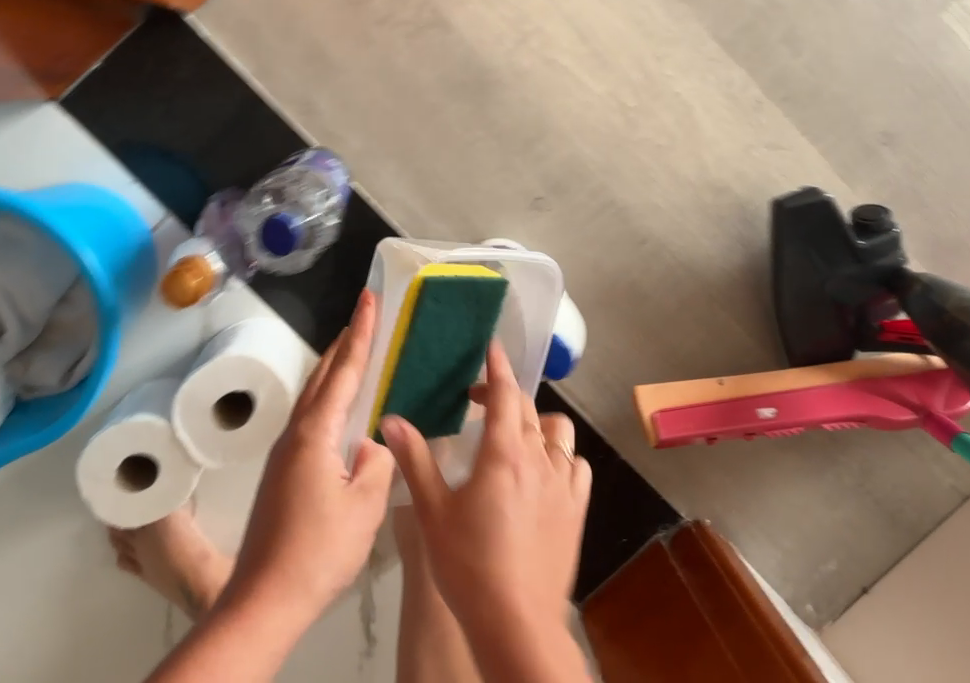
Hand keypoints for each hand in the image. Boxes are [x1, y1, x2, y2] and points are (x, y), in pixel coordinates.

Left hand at [220, 290, 395, 622]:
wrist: (265, 596)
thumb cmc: (318, 553)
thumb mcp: (365, 508)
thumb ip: (376, 465)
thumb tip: (370, 445)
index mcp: (315, 435)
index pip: (344, 372)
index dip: (361, 333)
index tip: (370, 298)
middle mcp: (294, 435)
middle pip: (322, 376)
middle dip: (345, 343)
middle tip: (365, 314)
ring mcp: (283, 454)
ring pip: (311, 397)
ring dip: (334, 370)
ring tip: (354, 352)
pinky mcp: (281, 474)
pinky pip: (308, 420)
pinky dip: (326, 400)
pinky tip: (339, 414)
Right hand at [381, 342, 591, 635]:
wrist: (516, 622)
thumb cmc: (468, 565)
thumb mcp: (432, 512)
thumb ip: (415, 460)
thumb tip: (392, 420)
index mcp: (504, 454)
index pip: (504, 394)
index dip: (497, 367)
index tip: (491, 346)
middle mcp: (539, 459)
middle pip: (528, 409)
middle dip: (504, 394)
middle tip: (477, 400)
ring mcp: (564, 484)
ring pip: (558, 433)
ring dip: (537, 423)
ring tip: (514, 434)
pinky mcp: (577, 510)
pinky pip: (577, 465)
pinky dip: (561, 455)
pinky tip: (545, 470)